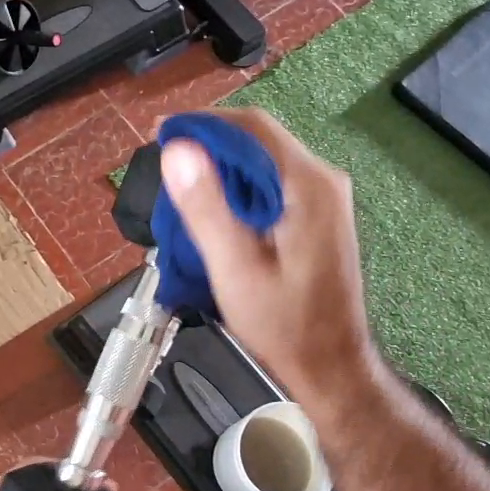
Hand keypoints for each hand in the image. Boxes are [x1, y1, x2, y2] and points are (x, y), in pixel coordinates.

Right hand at [159, 108, 379, 405]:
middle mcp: (323, 180)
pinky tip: (212, 204)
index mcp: (307, 185)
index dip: (201, 123)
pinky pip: (272, 181)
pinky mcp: (318, 214)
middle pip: (259, 138)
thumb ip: (206, 206)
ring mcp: (324, 197)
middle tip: (165, 160)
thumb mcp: (234, 268)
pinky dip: (238, 183)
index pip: (251, 127)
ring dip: (221, 163)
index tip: (159, 134)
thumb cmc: (283, 326)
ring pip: (264, 159)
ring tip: (180, 182)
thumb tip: (177, 149)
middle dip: (209, 142)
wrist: (330, 367)